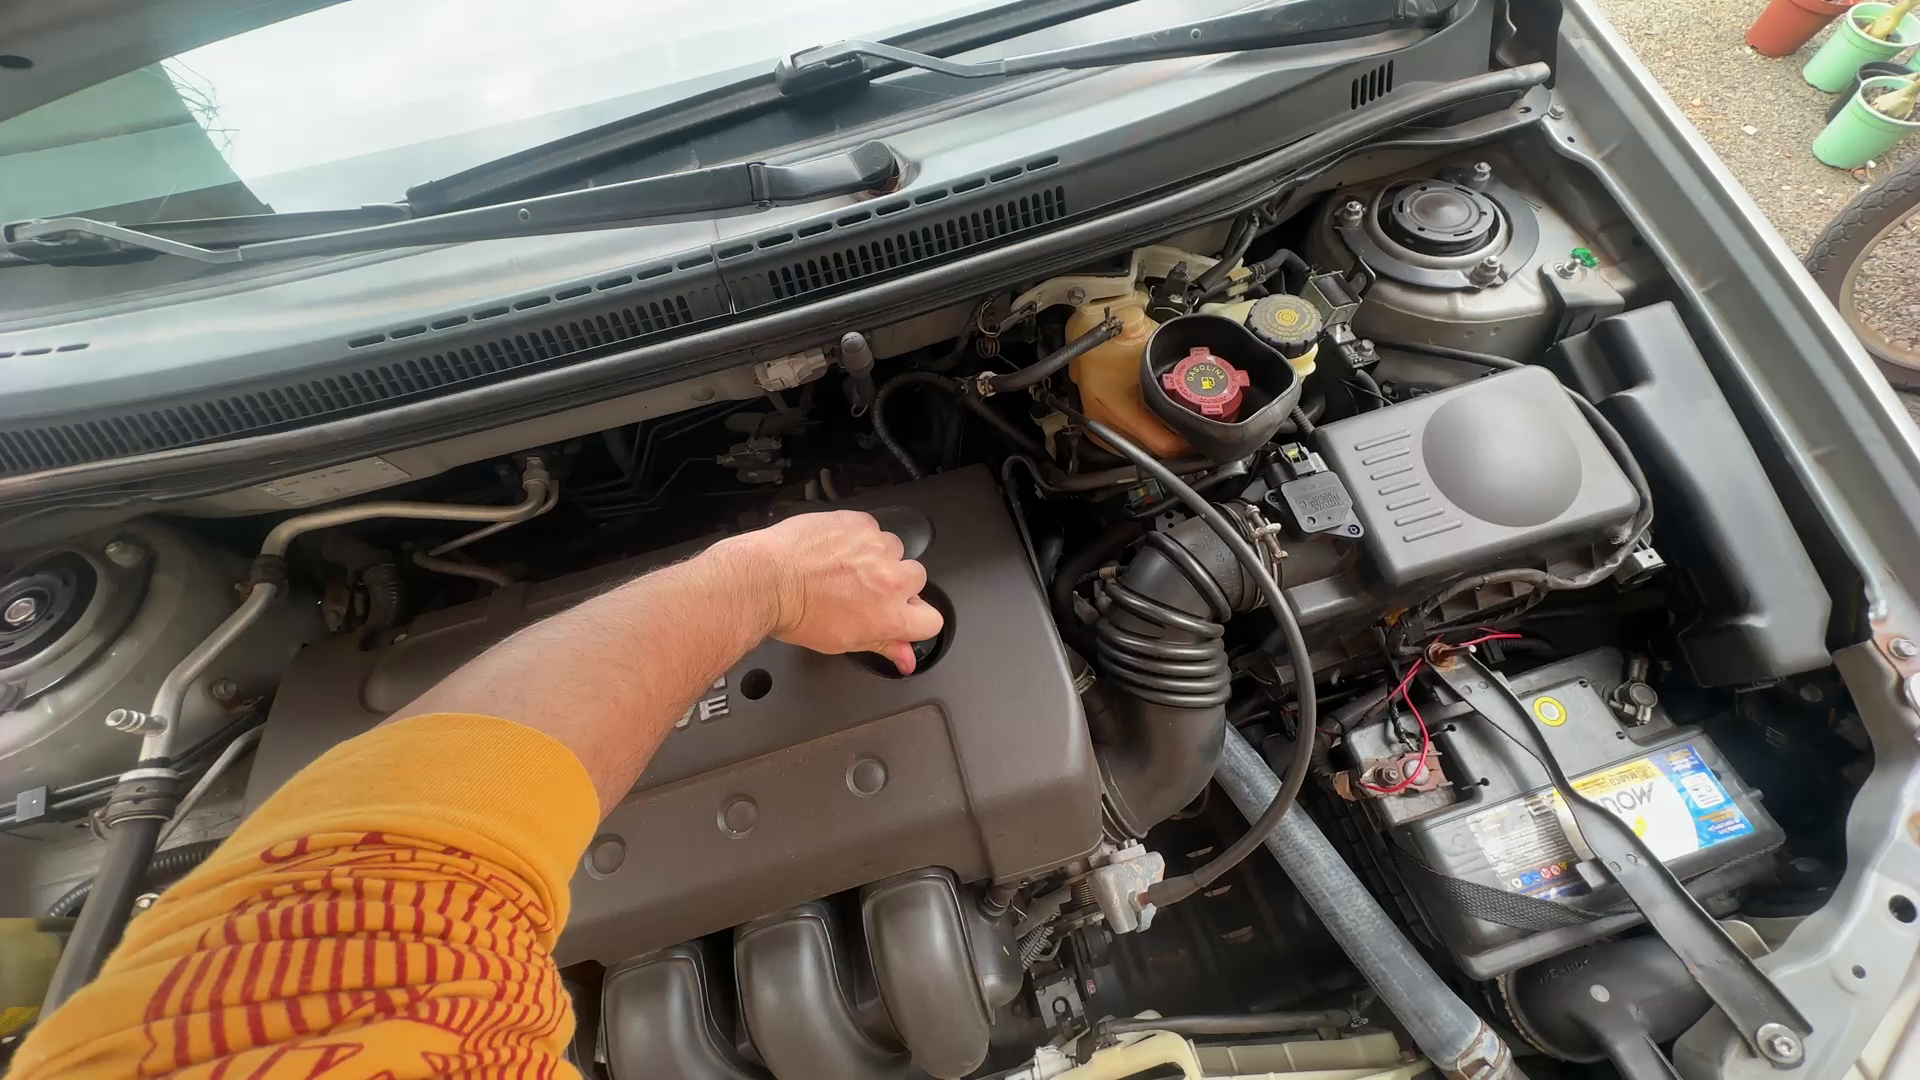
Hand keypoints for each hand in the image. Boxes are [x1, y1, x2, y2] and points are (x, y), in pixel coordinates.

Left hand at [718, 510, 943, 673]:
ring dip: (878, 557)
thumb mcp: (844, 641)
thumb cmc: (797, 612)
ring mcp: (876, 547)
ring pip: (895, 549)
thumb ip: (884, 646)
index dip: (916, 619)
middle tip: (865, 589)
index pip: (932, 620)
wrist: (766, 579)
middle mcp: (890, 579)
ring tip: (846, 566)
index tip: (901, 615)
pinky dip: (858, 537)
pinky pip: (872, 528)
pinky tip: (835, 549)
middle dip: (897, 584)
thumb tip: (906, 659)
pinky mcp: (860, 523)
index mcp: (891, 615)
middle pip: (917, 579)